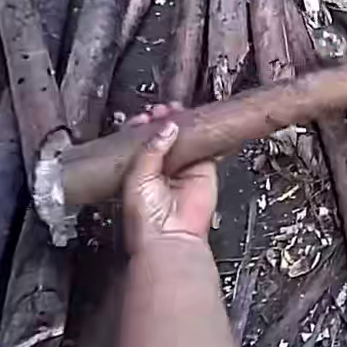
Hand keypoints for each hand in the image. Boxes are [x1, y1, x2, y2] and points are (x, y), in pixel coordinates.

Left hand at [121, 103, 217, 256]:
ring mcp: (184, 167)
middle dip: (164, 120)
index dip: (144, 125)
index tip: (146, 114)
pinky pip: (209, 148)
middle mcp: (162, 167)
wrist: (171, 236)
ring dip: (184, 124)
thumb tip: (167, 126)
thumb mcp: (138, 176)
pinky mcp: (205, 170)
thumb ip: (151, 148)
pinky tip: (204, 123)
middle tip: (164, 110)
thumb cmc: (146, 218)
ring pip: (186, 138)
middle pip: (165, 135)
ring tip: (179, 112)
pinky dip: (209, 136)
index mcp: (139, 169)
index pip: (142, 140)